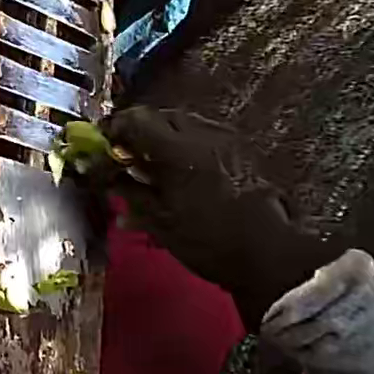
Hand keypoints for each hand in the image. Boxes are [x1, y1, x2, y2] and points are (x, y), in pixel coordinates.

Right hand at [108, 106, 341, 324]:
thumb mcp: (159, 221)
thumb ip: (130, 191)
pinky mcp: (241, 151)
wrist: (272, 257)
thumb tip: (108, 176)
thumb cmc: (208, 241)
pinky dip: (184, 143)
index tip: (102, 145)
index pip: (136, 119)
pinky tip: (181, 169)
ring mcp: (226, 140)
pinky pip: (202, 135)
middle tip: (124, 154)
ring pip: (183, 123)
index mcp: (179, 150)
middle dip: (138, 130)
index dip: (113, 128)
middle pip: (160, 116)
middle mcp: (203, 135)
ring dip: (162, 135)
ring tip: (152, 162)